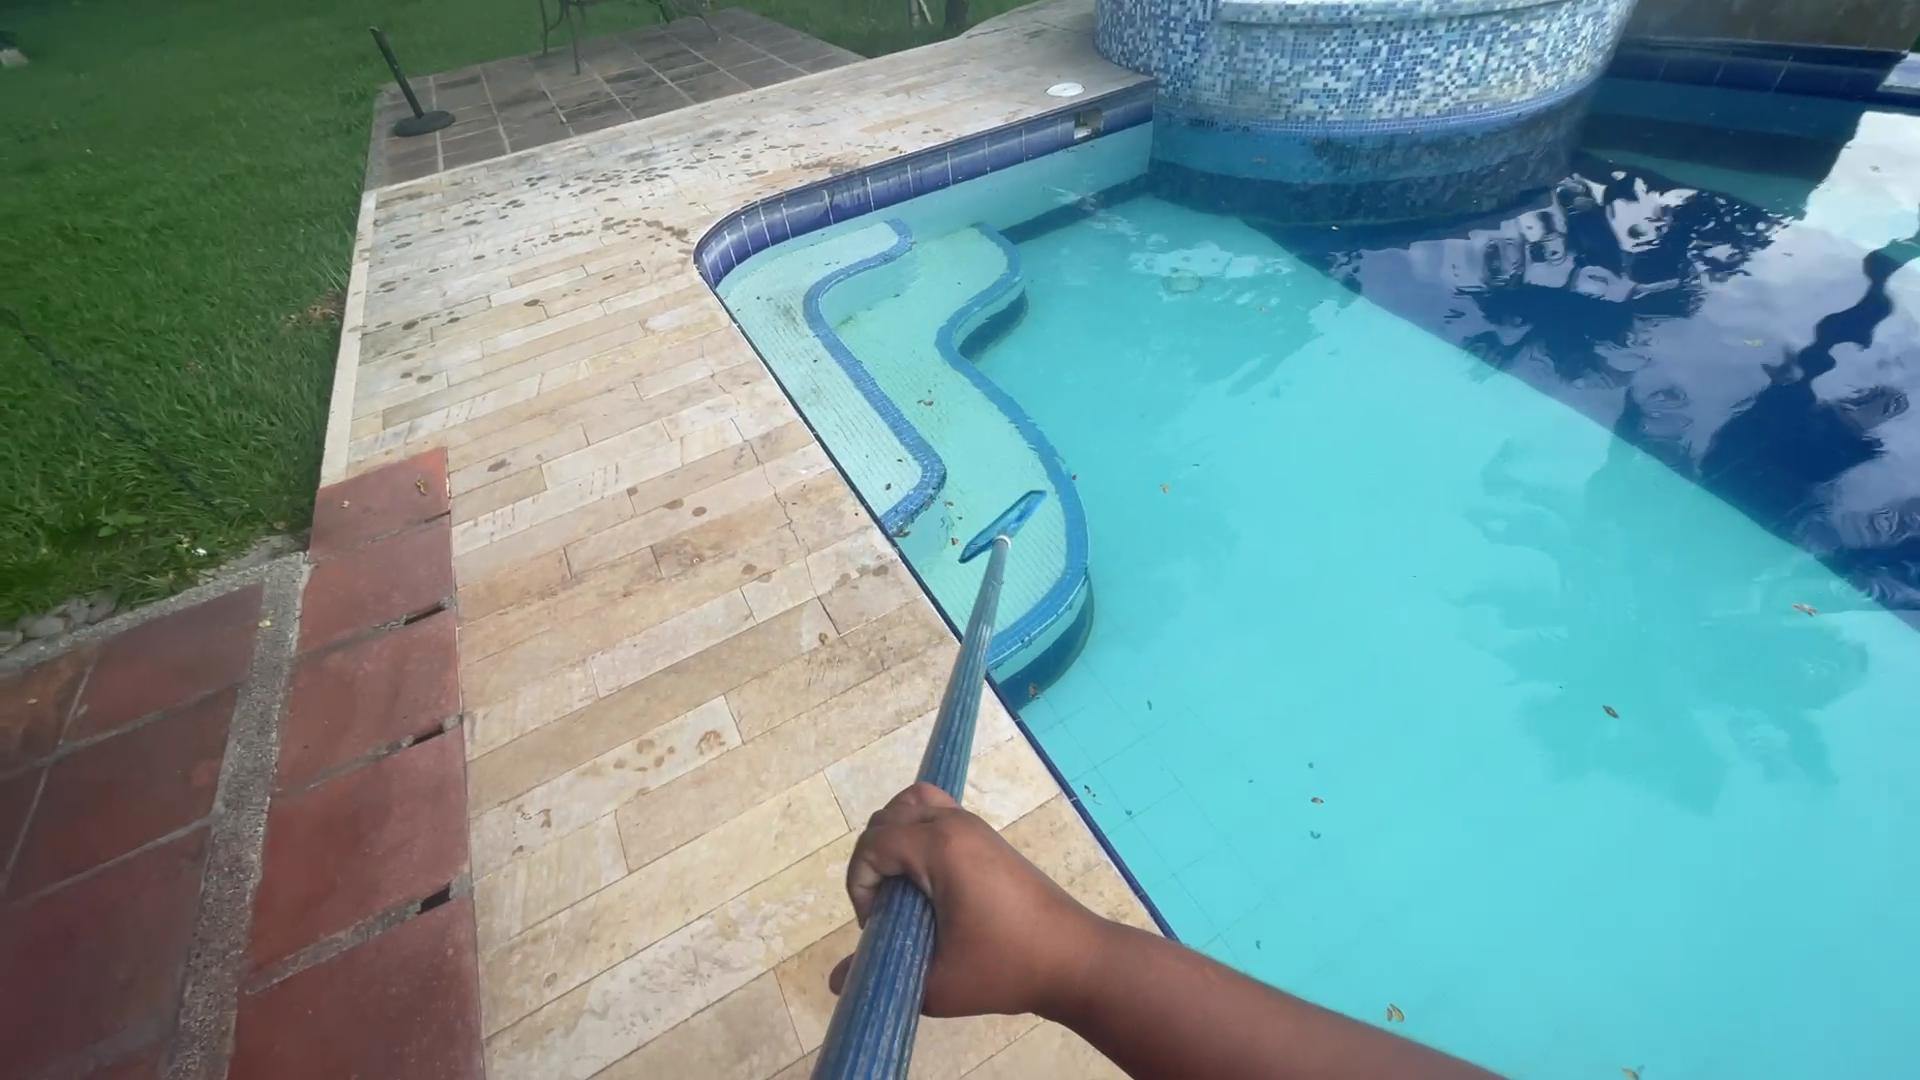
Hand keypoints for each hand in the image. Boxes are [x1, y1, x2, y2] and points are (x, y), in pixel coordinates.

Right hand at [830, 782, 1108, 1018]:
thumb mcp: (938, 983)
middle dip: (873, 860)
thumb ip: (882, 974)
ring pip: (914, 803)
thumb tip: (835, 980)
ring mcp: (973, 824)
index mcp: (939, 846)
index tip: (876, 925)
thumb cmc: (1005, 966)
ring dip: (894, 836)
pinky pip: (937, 810)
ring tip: (900, 884)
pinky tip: (926, 877)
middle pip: (888, 817)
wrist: (1071, 957)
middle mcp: (954, 822)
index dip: (861, 884)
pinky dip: (918, 830)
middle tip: (885, 909)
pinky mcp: (986, 835)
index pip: (873, 844)